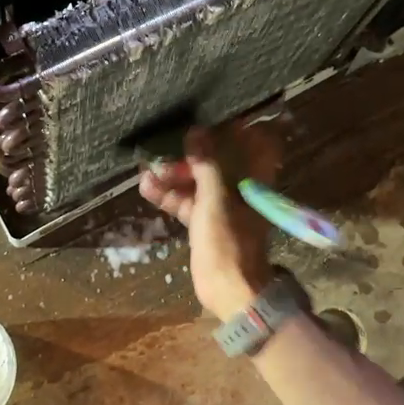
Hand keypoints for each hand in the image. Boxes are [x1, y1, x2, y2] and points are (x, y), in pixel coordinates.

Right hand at [139, 125, 277, 321]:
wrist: (230, 289)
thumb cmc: (229, 240)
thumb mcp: (215, 198)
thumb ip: (206, 163)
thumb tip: (196, 131)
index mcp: (254, 178)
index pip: (257, 142)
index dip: (239, 127)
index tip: (215, 115)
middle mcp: (240, 187)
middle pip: (219, 159)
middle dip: (192, 151)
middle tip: (167, 144)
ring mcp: (222, 205)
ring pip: (198, 180)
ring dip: (174, 173)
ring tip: (148, 167)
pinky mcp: (204, 222)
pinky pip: (186, 201)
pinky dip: (169, 194)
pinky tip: (146, 187)